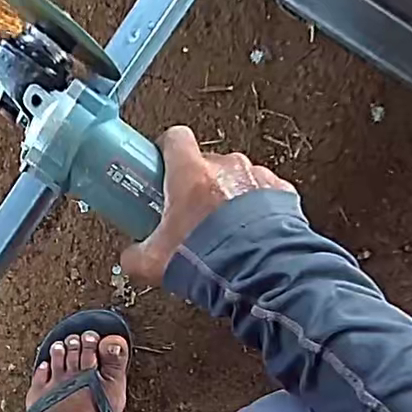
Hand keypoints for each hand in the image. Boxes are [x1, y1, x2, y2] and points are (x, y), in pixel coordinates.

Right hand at [120, 125, 295, 282]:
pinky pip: (263, 194)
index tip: (161, 168)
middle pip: (205, 163)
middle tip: (190, 215)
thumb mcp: (156, 262)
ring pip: (236, 179)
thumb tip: (130, 259)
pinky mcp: (281, 193)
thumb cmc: (211, 259)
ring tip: (224, 231)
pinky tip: (249, 235)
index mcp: (190, 173)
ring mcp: (256, 177)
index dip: (166, 150)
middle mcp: (226, 167)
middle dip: (197, 186)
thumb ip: (136, 256)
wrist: (261, 274)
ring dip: (228, 198)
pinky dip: (256, 210)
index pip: (174, 138)